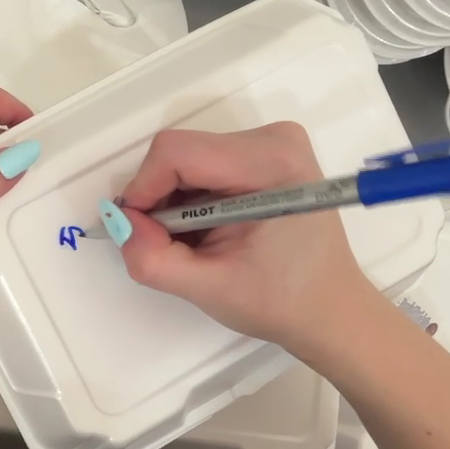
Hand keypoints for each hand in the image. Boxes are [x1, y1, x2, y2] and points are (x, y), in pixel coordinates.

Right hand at [112, 123, 379, 357]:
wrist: (328, 308)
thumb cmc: (280, 301)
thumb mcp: (207, 289)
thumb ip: (153, 259)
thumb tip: (120, 225)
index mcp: (270, 164)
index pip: (176, 153)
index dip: (143, 190)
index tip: (139, 232)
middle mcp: (272, 140)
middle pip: (178, 153)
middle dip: (157, 199)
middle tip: (167, 245)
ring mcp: (268, 143)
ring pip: (182, 159)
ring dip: (170, 202)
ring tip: (192, 242)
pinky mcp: (259, 155)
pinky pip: (197, 165)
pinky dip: (185, 199)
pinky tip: (204, 230)